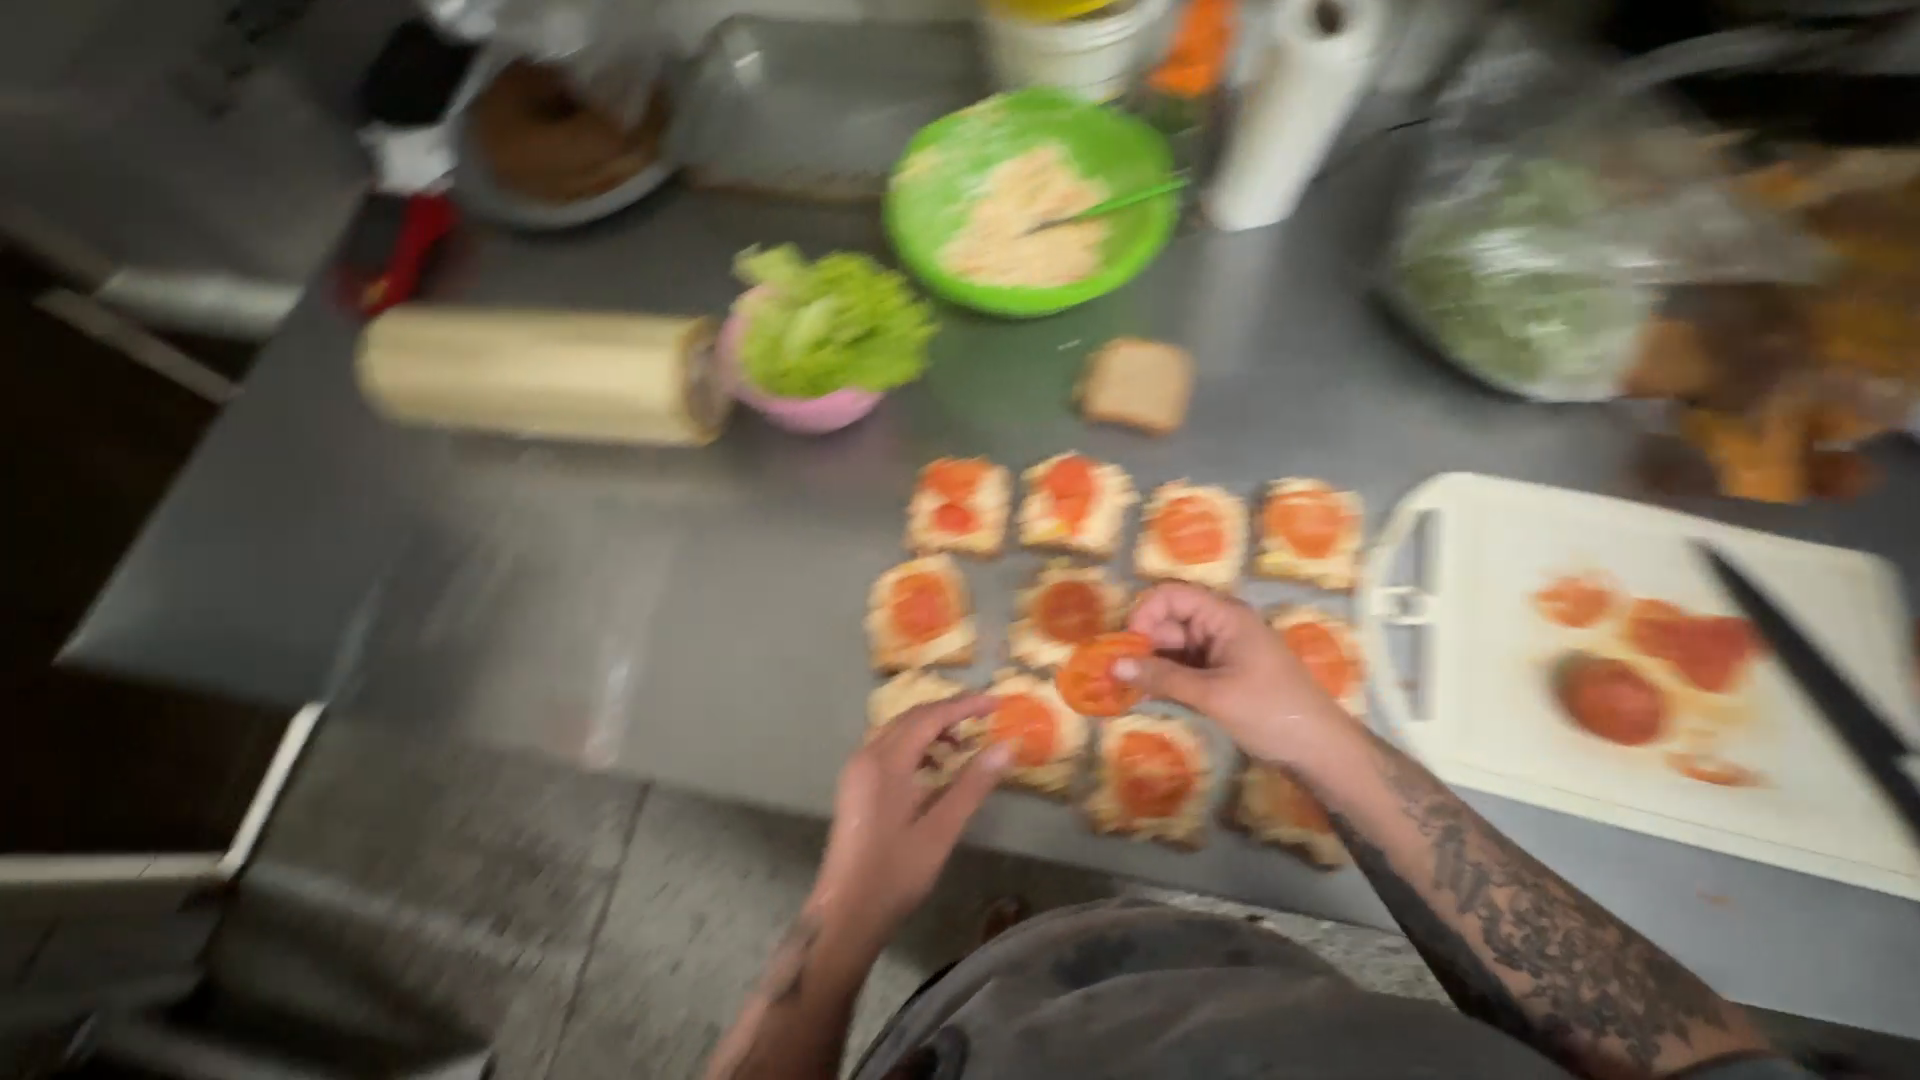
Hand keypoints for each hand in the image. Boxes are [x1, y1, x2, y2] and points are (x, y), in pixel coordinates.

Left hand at [811, 695, 1013, 948]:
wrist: (845, 914)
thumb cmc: (895, 874)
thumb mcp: (941, 830)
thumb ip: (973, 784)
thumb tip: (1008, 746)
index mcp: (884, 762)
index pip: (929, 716)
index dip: (965, 705)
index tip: (998, 702)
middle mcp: (866, 756)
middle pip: (911, 718)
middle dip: (949, 712)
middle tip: (985, 717)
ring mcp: (856, 771)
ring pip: (898, 732)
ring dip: (931, 729)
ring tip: (964, 745)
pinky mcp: (855, 786)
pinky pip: (888, 749)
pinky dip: (915, 747)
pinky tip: (936, 769)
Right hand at [1119, 583, 1354, 764]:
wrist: (1319, 749)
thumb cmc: (1269, 712)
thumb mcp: (1212, 694)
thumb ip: (1162, 677)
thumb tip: (1113, 664)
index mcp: (1225, 616)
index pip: (1172, 595)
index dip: (1144, 614)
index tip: (1126, 648)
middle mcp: (1221, 626)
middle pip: (1169, 621)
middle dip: (1141, 644)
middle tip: (1117, 675)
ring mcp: (1222, 651)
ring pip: (1173, 647)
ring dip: (1151, 664)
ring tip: (1125, 689)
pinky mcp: (1223, 675)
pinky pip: (1184, 667)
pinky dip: (1166, 678)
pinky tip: (1146, 696)